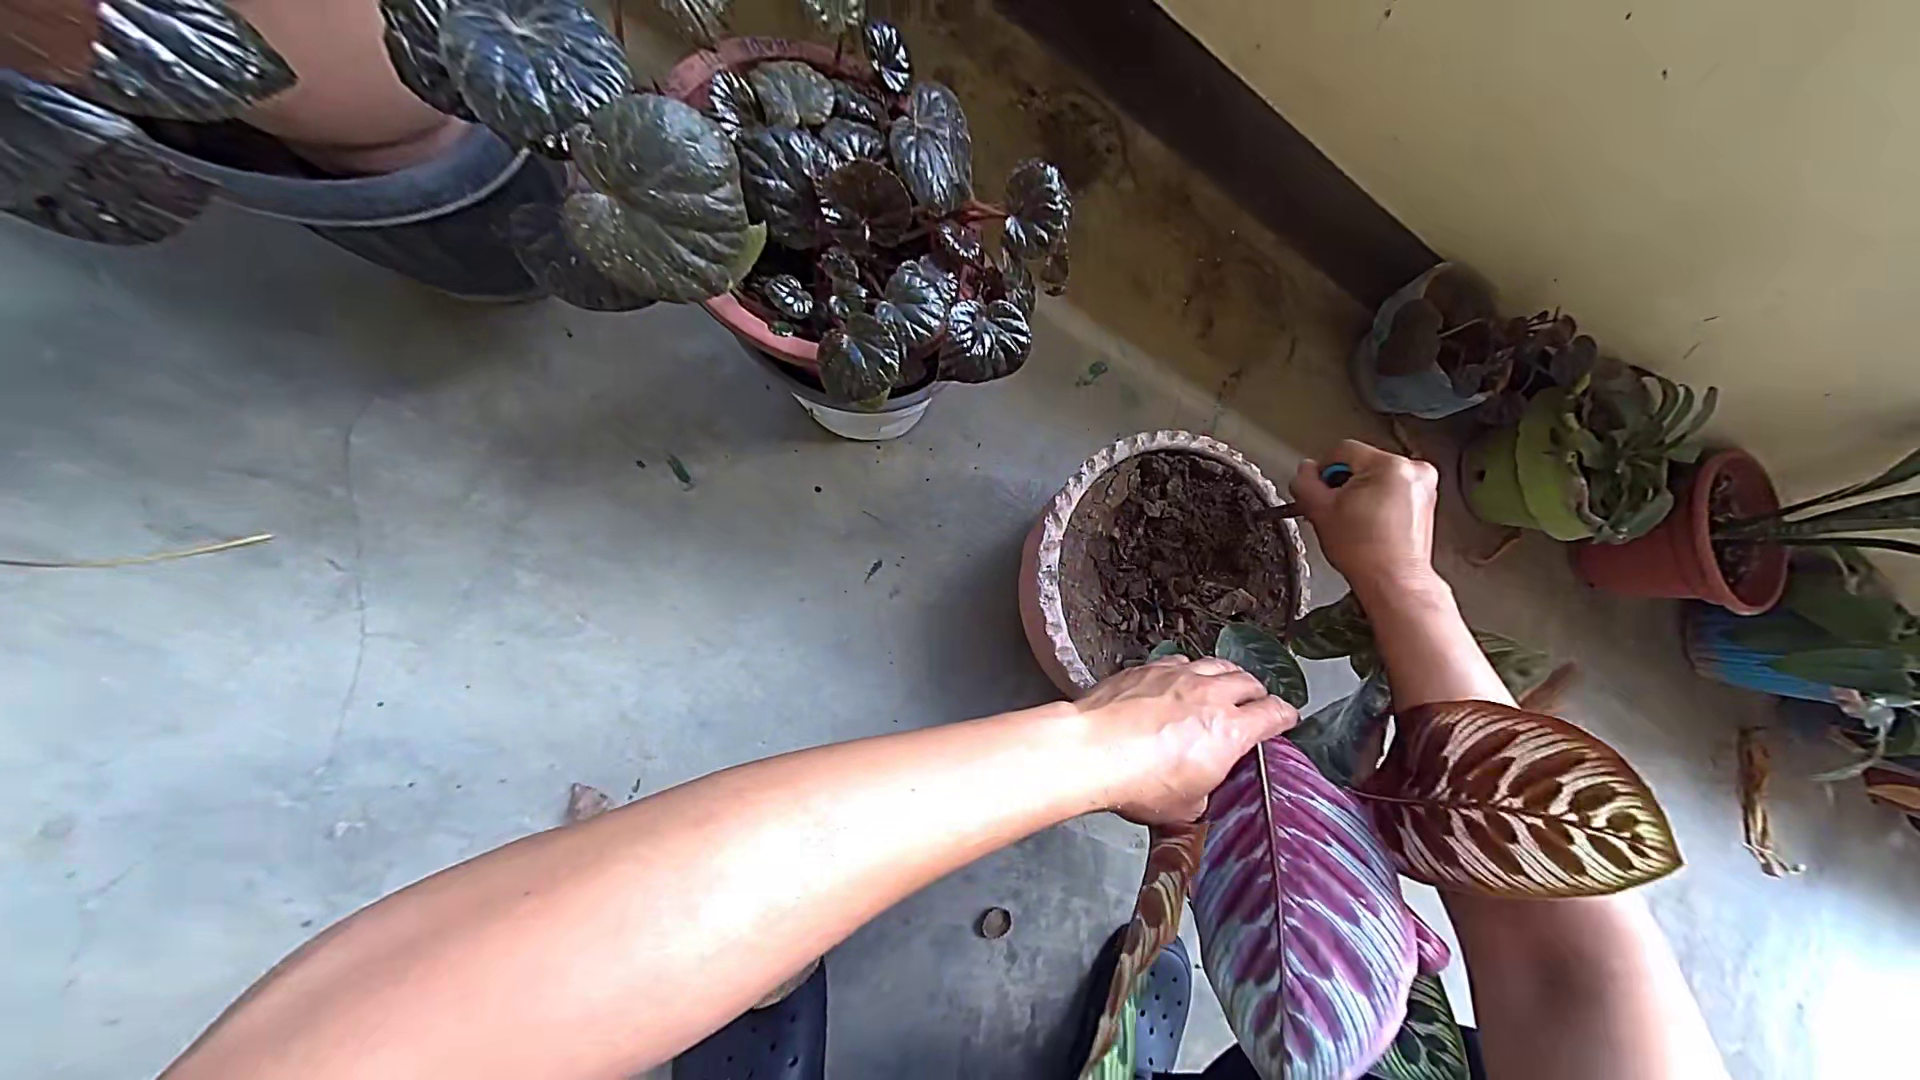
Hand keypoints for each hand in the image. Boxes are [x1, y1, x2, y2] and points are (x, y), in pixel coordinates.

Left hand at [1074, 656, 1295, 823]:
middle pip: (1248, 681)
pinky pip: (1178, 660)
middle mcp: (1208, 694)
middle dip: (1256, 692)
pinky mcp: (1147, 669)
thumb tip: (1199, 788)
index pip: (1274, 713)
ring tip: (1225, 681)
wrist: (1092, 750)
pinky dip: (1188, 668)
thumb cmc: (1136, 780)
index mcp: (1229, 730)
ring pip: (1215, 663)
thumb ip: (1204, 789)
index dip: (1285, 716)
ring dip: (1225, 674)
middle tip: (1255, 701)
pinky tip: (1181, 675)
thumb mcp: (1185, 806)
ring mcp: (1176, 676)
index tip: (1285, 718)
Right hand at [1291, 440, 1441, 598]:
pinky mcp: (1425, 501)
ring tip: (1353, 520)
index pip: (1341, 450)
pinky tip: (1367, 523)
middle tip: (1335, 510)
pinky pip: (1389, 490)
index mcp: (1389, 465)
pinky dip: (1375, 502)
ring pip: (1373, 477)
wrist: (1393, 579)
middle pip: (1359, 463)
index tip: (1319, 492)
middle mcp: (1413, 470)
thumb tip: (1305, 470)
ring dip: (1358, 493)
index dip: (1322, 472)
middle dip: (1341, 484)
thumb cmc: (1365, 551)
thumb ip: (1304, 481)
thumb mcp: (1318, 509)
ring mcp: (1423, 486)